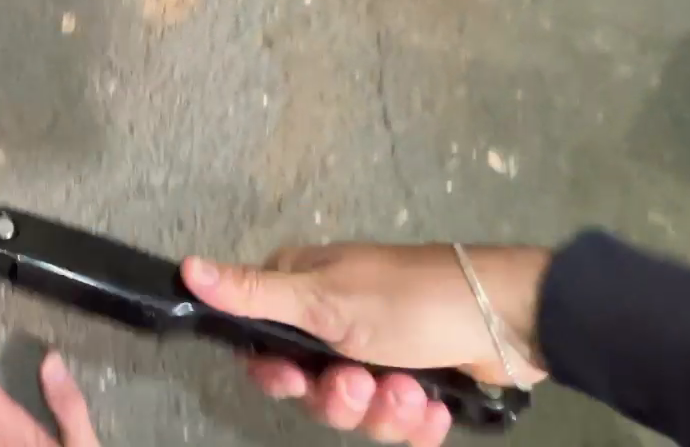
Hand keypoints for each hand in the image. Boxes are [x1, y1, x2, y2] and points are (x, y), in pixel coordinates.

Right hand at [181, 243, 551, 446]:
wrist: (505, 317)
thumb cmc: (403, 299)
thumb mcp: (322, 300)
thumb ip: (251, 293)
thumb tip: (184, 267)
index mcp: (298, 293)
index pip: (260, 342)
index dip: (276, 372)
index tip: (299, 379)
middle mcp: (328, 322)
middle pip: (309, 386)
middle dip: (342, 397)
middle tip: (367, 384)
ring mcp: (372, 352)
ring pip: (354, 409)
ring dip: (385, 411)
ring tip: (414, 392)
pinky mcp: (412, 381)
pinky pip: (396, 421)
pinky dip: (415, 422)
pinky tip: (435, 409)